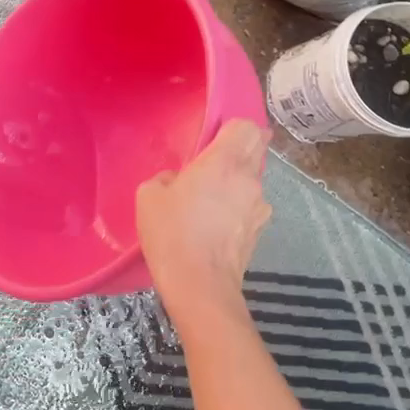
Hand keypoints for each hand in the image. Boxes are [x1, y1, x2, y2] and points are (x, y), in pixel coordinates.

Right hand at [137, 120, 271, 322]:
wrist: (199, 283)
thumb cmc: (171, 233)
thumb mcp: (149, 196)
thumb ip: (166, 178)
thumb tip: (177, 180)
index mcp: (224, 162)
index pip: (247, 126)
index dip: (233, 126)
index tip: (215, 135)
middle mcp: (250, 179)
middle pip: (256, 148)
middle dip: (239, 149)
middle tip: (212, 162)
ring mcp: (260, 206)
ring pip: (252, 179)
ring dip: (237, 181)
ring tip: (209, 200)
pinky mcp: (260, 230)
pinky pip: (250, 205)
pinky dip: (237, 207)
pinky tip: (214, 223)